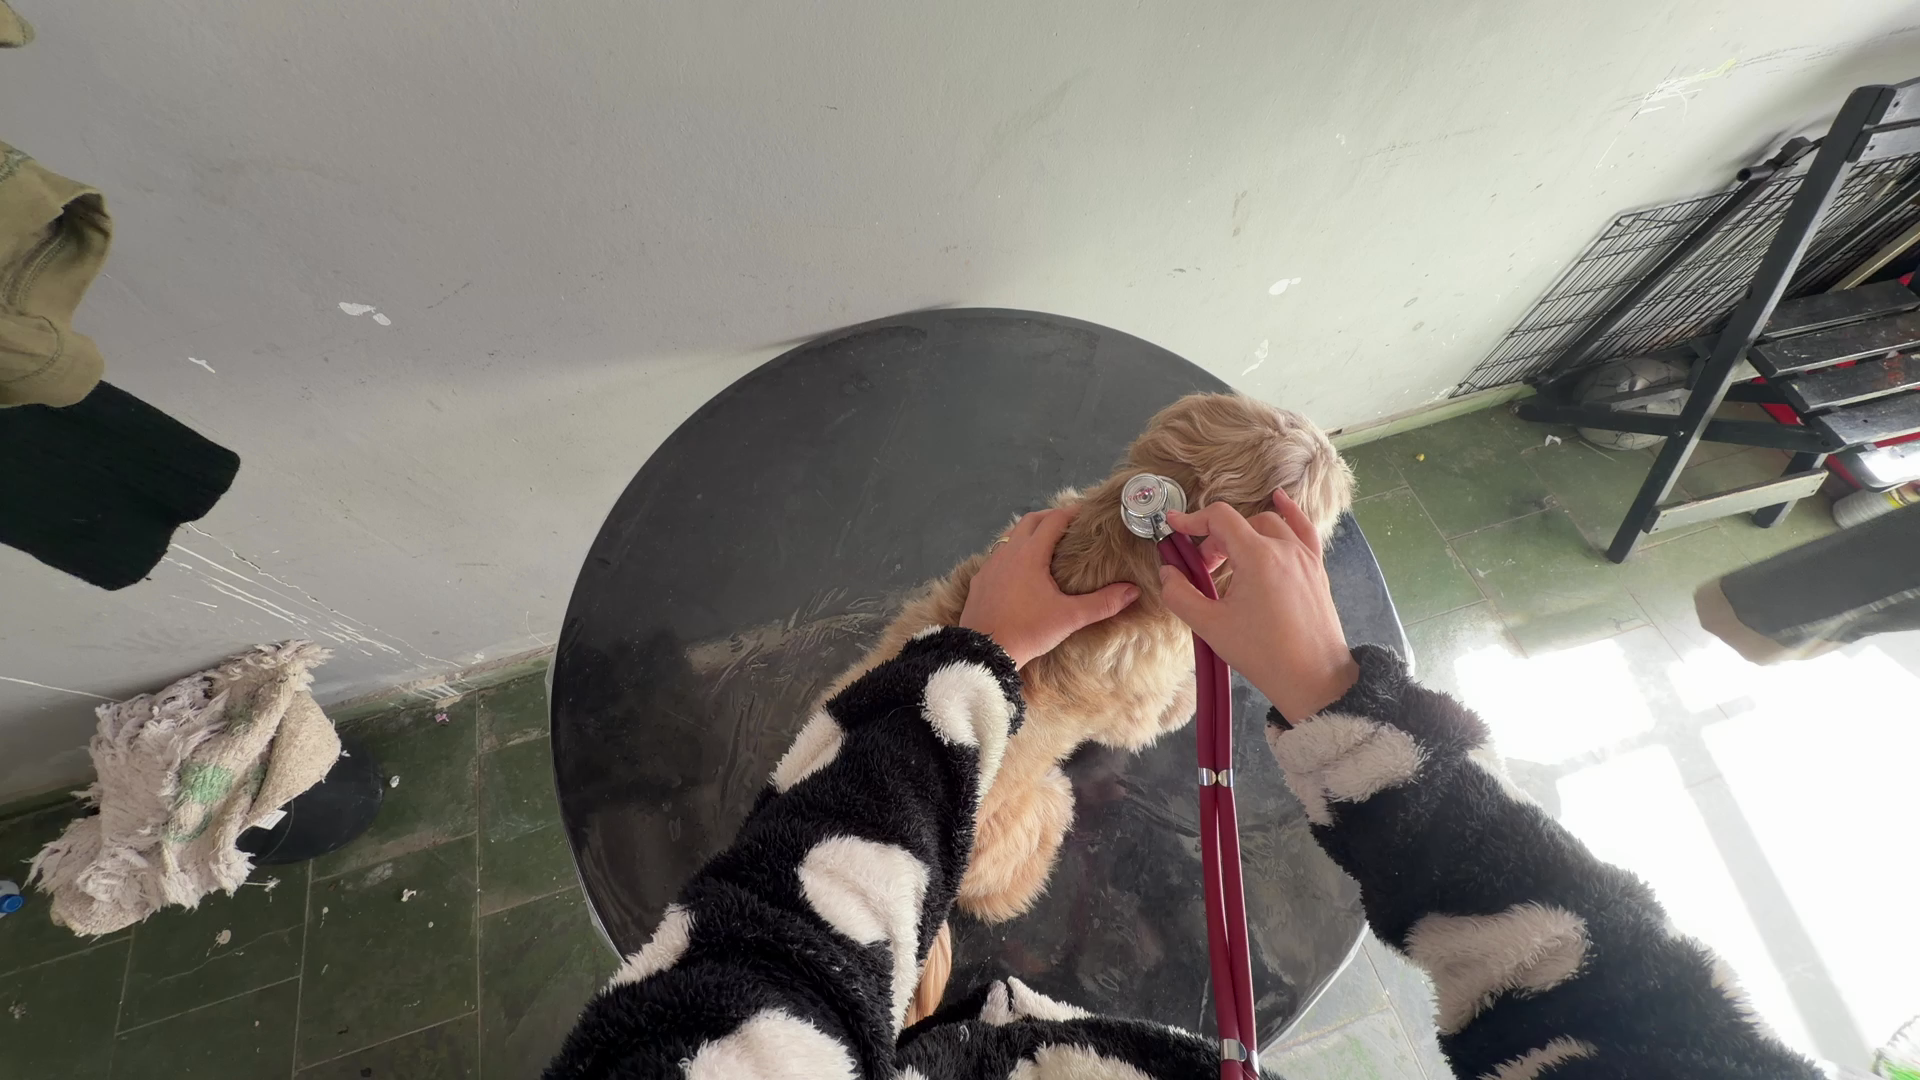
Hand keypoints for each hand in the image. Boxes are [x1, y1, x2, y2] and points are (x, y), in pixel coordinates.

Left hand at [959, 506, 1140, 668]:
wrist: (984, 651)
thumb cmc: (1028, 630)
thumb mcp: (1069, 618)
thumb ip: (1102, 603)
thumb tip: (1132, 591)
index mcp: (1030, 554)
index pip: (1053, 520)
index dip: (1071, 513)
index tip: (1086, 513)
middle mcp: (1008, 552)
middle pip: (1029, 521)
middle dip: (1049, 517)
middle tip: (1068, 525)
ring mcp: (990, 565)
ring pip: (1010, 536)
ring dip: (1028, 533)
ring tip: (1046, 544)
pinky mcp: (980, 580)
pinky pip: (998, 556)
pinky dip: (1012, 552)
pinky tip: (1019, 569)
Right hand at [1158, 488, 1358, 720]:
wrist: (1313, 679)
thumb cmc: (1262, 653)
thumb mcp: (1209, 625)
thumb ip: (1179, 594)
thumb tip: (1168, 572)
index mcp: (1257, 557)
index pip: (1219, 518)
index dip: (1192, 519)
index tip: (1173, 527)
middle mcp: (1284, 548)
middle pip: (1240, 523)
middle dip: (1214, 538)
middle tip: (1202, 569)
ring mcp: (1305, 557)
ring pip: (1268, 524)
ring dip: (1242, 534)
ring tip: (1230, 561)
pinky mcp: (1316, 569)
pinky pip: (1303, 529)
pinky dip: (1288, 513)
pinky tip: (1280, 501)